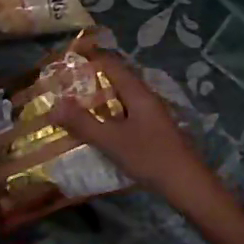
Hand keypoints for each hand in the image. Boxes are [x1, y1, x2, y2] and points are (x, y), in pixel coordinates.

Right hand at [47, 52, 234, 219]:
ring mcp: (151, 114)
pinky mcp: (153, 130)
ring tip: (75, 104)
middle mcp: (145, 97)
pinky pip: (126, 112)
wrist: (189, 186)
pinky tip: (98, 127)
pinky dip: (109, 113)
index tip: (66, 58)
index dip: (89, 56)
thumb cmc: (150, 157)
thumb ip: (83, 123)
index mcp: (137, 92)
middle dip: (90, 78)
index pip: (110, 63)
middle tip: (64, 84)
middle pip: (116, 77)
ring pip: (121, 96)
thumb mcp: (112, 141)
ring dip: (99, 97)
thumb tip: (54, 104)